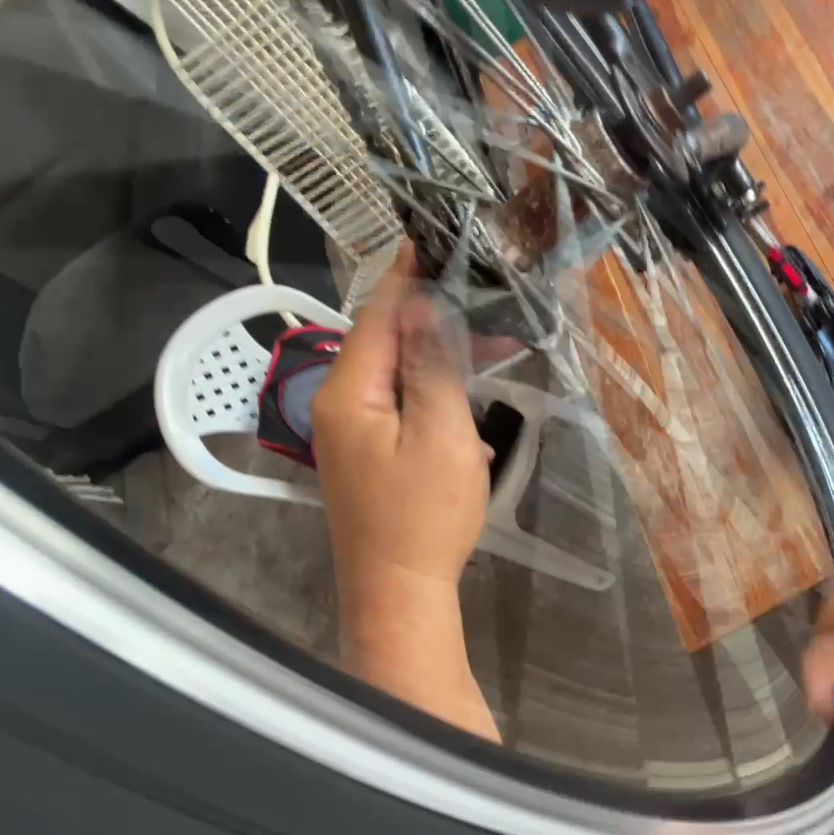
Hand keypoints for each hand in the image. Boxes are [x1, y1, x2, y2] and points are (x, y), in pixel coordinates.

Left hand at [311, 248, 516, 602]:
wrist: (399, 590)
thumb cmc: (425, 514)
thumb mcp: (440, 434)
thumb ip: (433, 367)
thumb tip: (426, 307)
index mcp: (349, 392)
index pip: (377, 317)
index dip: (406, 280)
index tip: (432, 245)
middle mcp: (339, 405)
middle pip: (386, 346)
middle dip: (437, 325)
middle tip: (494, 315)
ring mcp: (352, 435)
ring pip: (398, 380)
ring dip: (442, 365)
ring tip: (493, 358)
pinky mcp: (368, 458)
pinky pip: (402, 412)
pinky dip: (436, 403)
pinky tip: (470, 421)